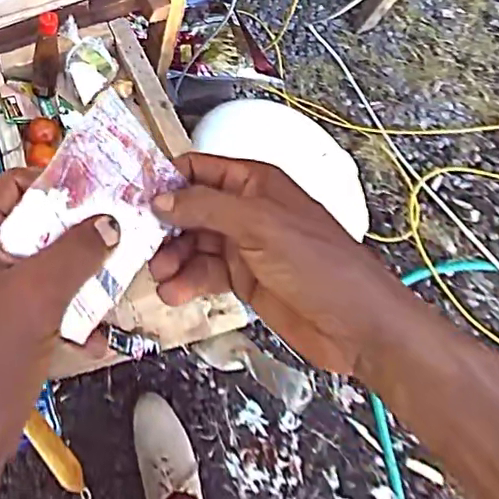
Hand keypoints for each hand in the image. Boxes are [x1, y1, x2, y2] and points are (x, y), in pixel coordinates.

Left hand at [0, 168, 117, 498]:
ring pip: (44, 266)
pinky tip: (93, 336)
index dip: (51, 180)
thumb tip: (105, 224)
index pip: (12, 185)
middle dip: (74, 232)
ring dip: (77, 276)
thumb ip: (75, 253)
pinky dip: (69, 314)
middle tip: (110, 230)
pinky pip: (44, 304)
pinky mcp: (6, 325)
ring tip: (109, 281)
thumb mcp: (39, 295)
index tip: (91, 185)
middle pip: (34, 225)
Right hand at [148, 153, 409, 374]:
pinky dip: (188, 281)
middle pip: (189, 209)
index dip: (167, 181)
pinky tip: (176, 292)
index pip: (197, 169)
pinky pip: (205, 272)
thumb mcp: (257, 225)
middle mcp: (245, 209)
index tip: (137, 196)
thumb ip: (205, 207)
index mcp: (252, 182)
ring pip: (193, 243)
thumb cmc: (320, 264)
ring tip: (160, 276)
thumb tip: (160, 198)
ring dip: (173, 258)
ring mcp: (244, 244)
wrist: (361, 328)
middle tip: (142, 243)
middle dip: (165, 226)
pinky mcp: (245, 278)